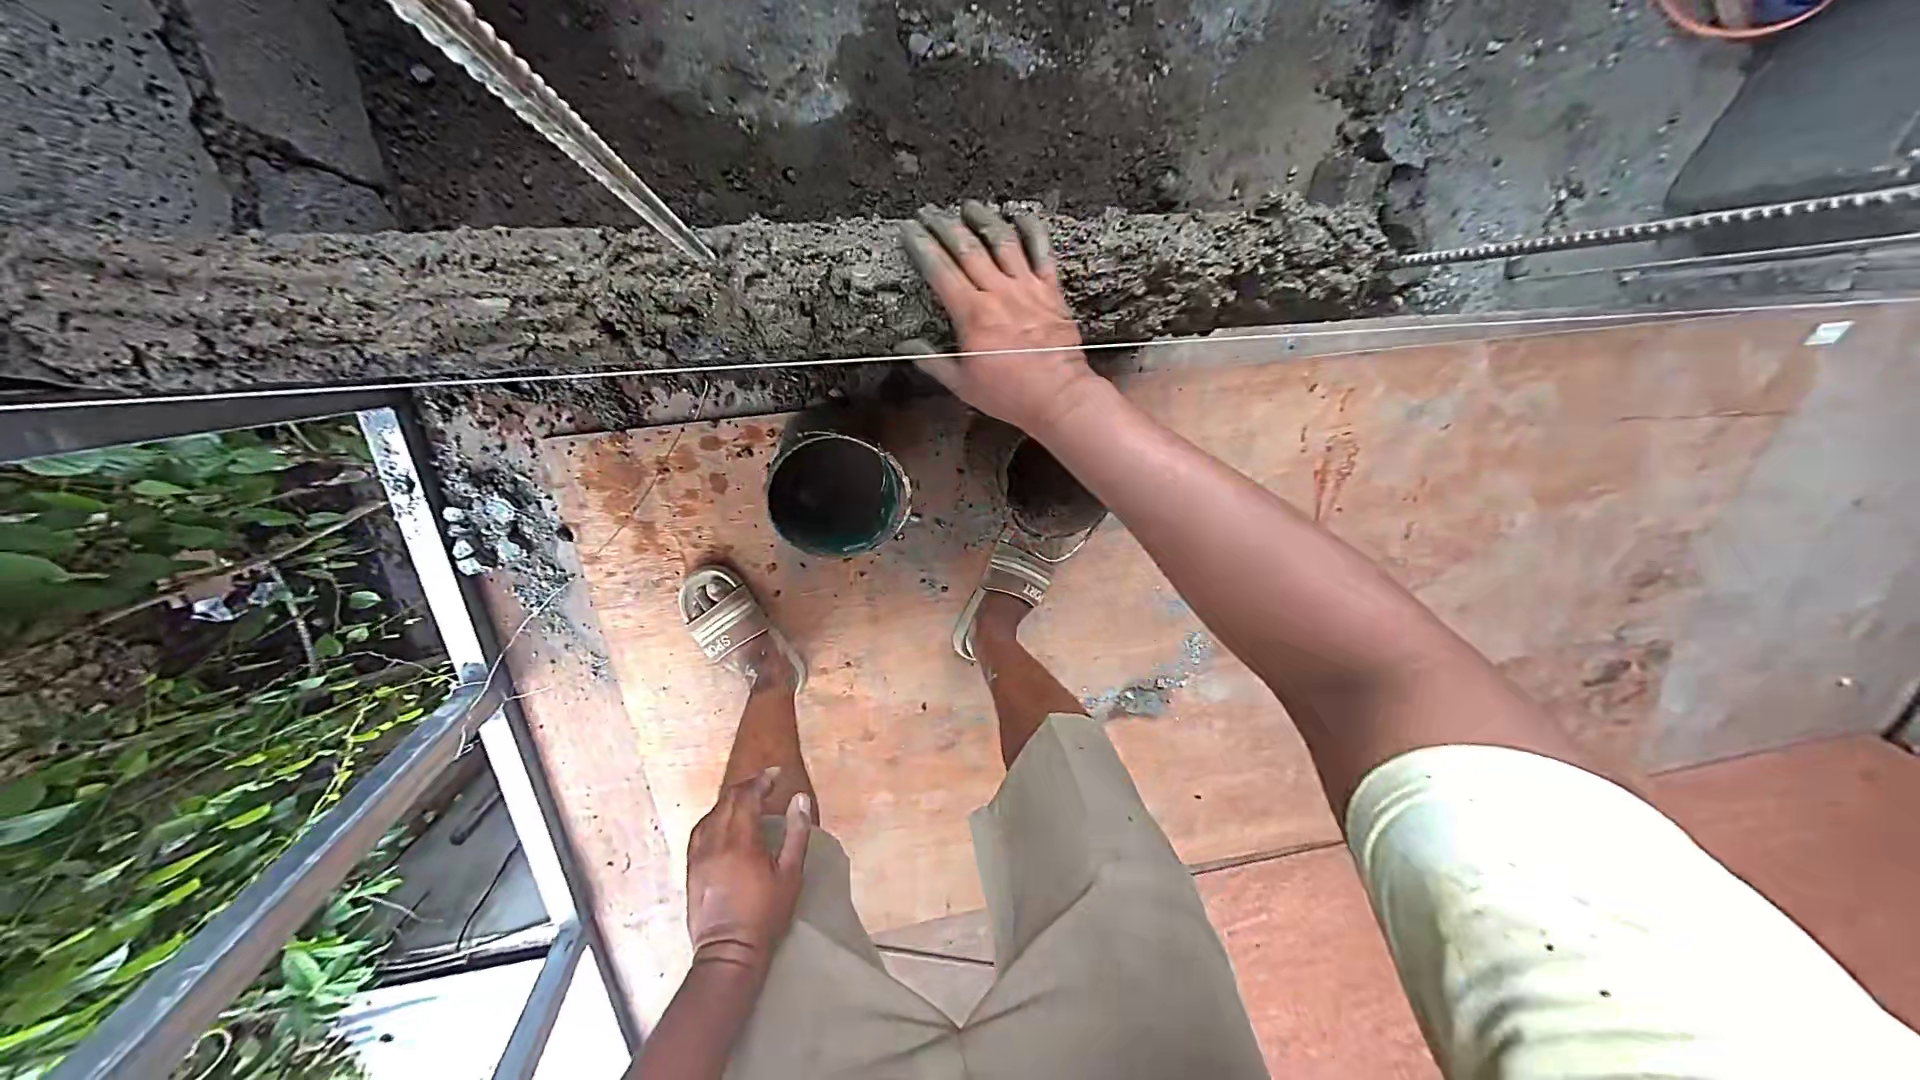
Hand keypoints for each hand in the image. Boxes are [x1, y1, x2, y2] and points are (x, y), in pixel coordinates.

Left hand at [685, 766, 811, 972]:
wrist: (728, 952)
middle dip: (747, 787)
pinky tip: (725, 824)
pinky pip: (701, 831)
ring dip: (730, 802)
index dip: (761, 780)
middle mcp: (714, 842)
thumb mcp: (790, 874)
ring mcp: (699, 855)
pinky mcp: (691, 868)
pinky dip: (715, 818)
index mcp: (740, 840)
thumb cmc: (765, 913)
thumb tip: (799, 799)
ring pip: (712, 814)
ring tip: (748, 802)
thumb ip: (796, 833)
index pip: (747, 796)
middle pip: (727, 800)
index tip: (775, 774)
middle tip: (765, 785)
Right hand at [900, 201, 1102, 433]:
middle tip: (930, 213)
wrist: (1058, 396)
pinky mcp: (1050, 291)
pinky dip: (1030, 230)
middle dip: (944, 226)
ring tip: (969, 207)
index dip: (921, 245)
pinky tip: (1020, 216)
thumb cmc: (1011, 394)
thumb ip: (933, 362)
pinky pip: (1041, 251)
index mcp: (972, 315)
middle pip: (966, 247)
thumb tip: (907, 348)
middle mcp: (998, 294)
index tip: (909, 230)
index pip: (939, 269)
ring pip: (1001, 241)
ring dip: (983, 219)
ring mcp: (1027, 289)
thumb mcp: (963, 384)